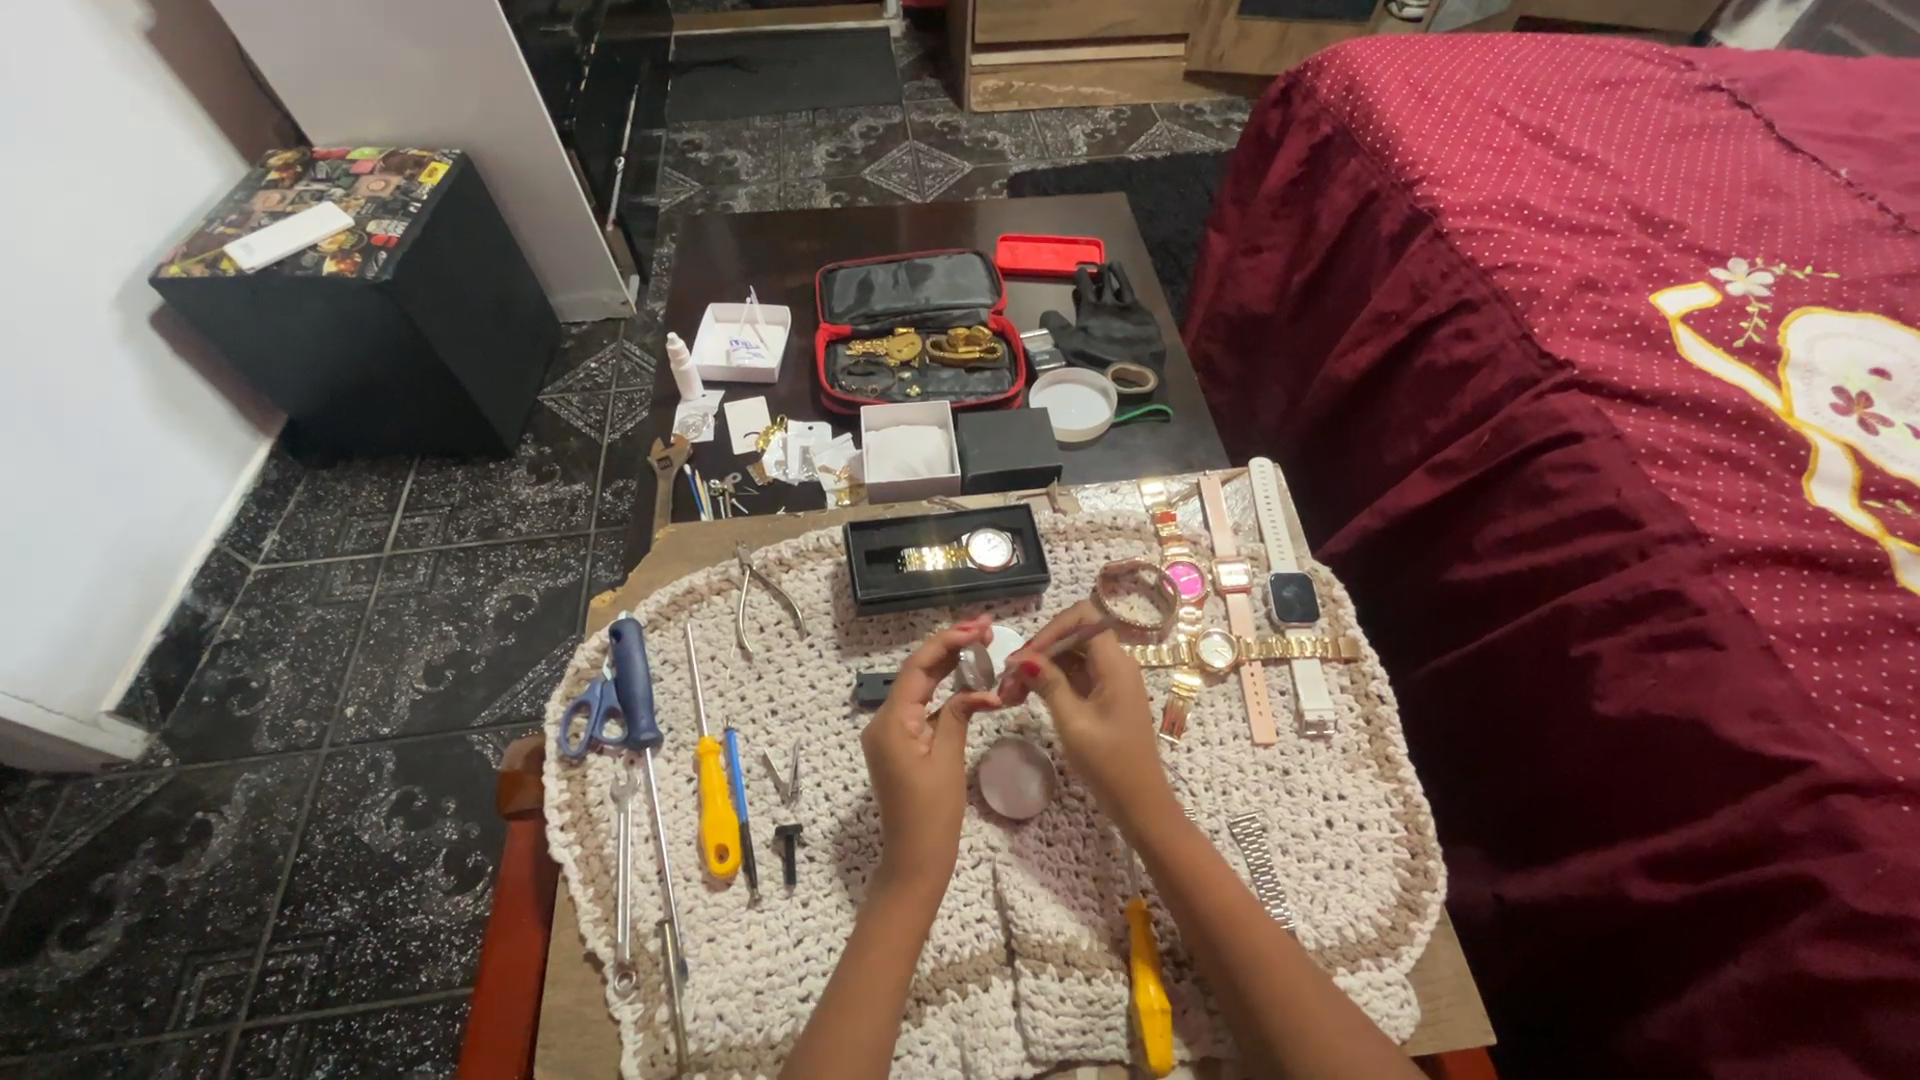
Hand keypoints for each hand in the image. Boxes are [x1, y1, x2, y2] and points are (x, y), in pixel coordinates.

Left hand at [862, 615, 1000, 899]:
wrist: (914, 860)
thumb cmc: (932, 815)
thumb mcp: (948, 759)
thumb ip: (959, 715)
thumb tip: (982, 690)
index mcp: (891, 722)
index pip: (918, 667)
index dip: (948, 642)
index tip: (978, 627)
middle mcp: (883, 721)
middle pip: (917, 673)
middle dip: (950, 648)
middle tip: (986, 628)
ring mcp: (890, 733)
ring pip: (920, 688)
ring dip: (948, 666)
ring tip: (981, 643)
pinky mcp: (900, 744)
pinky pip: (921, 708)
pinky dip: (944, 692)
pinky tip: (967, 678)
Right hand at [999, 602, 1174, 828]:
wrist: (1140, 802)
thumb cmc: (1109, 763)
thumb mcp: (1073, 721)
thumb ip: (1048, 683)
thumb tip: (1022, 657)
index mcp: (1116, 663)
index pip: (1083, 617)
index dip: (1051, 628)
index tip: (1025, 656)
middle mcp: (1116, 664)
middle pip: (1073, 635)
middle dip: (1039, 650)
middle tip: (1008, 679)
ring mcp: (1111, 680)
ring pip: (1071, 656)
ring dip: (1041, 667)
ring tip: (1011, 692)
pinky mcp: (1104, 697)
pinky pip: (1075, 675)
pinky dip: (1051, 682)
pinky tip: (1026, 697)